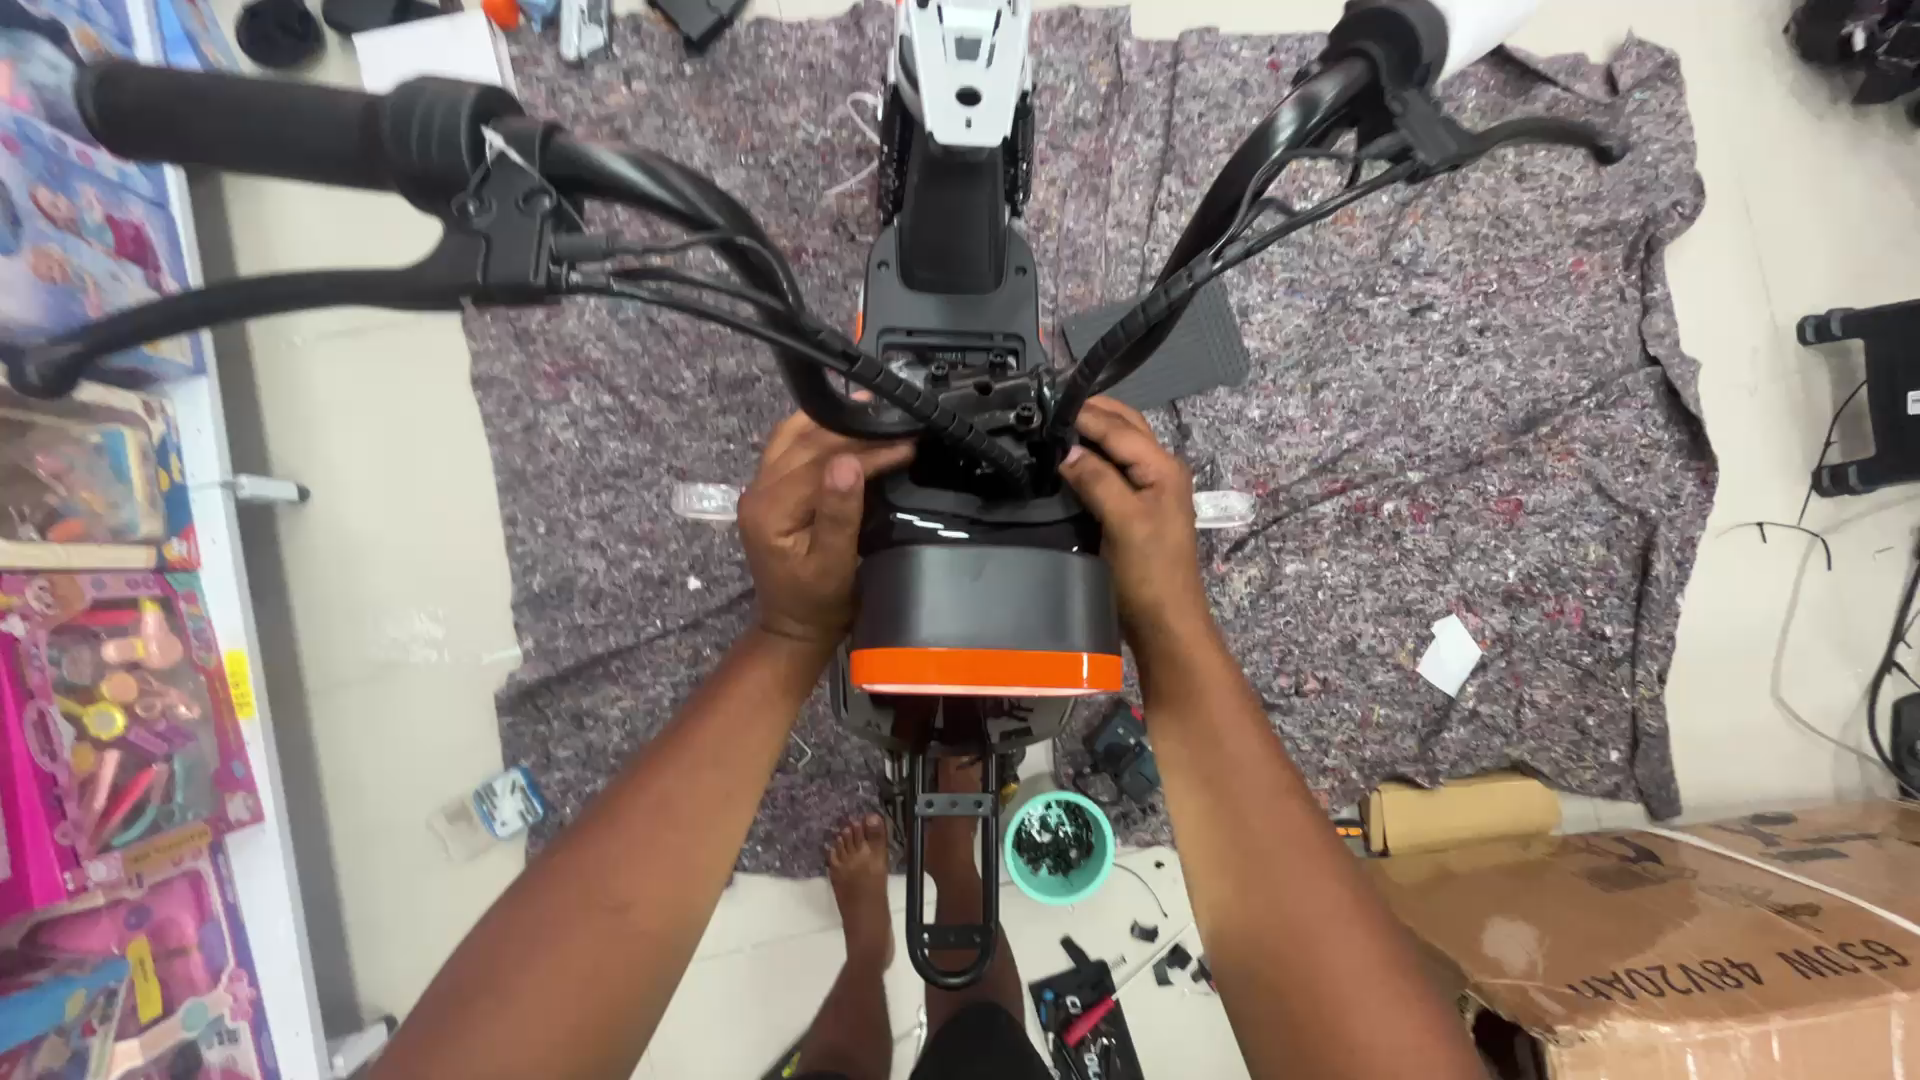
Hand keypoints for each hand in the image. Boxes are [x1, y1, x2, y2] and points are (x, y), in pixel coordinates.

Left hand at [738, 410, 913, 646]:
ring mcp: (759, 489)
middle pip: (804, 443)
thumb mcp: (834, 565)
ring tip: (869, 406)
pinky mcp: (769, 491)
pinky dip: (816, 432)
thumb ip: (839, 513)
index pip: (820, 464)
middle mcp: (757, 491)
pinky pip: (789, 448)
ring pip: (792, 438)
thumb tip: (848, 463)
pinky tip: (841, 423)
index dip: (864, 450)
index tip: (904, 442)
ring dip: (830, 421)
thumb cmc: (819, 604)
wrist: (794, 629)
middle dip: (852, 430)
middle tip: (895, 419)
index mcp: (770, 510)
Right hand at [1058, 397, 1211, 652]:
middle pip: (1123, 427)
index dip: (1084, 414)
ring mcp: (1148, 490)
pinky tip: (1065, 460)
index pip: (1118, 427)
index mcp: (1162, 467)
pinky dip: (1089, 458)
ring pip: (1117, 447)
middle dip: (1090, 413)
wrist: (1163, 623)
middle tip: (1047, 408)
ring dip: (1089, 433)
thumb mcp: (1124, 523)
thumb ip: (1098, 481)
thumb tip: (1066, 450)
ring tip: (1051, 426)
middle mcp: (1159, 471)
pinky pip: (1110, 471)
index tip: (1044, 403)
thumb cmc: (1148, 574)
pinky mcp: (1133, 509)